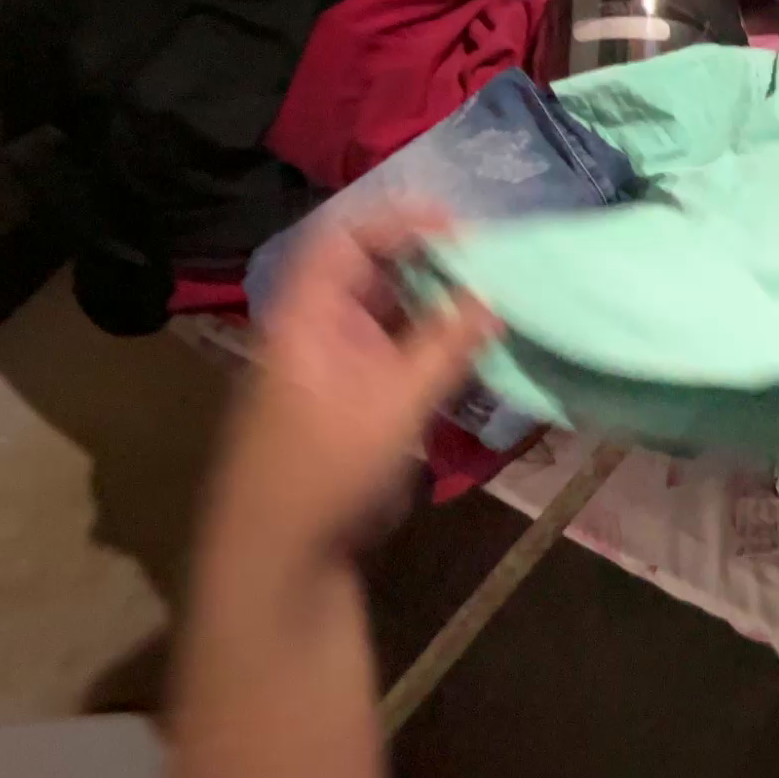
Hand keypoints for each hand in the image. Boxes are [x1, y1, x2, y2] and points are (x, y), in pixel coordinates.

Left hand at [217, 207, 500, 550]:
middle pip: (371, 270)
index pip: (344, 242)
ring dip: (439, 296)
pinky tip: (476, 337)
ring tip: (491, 290)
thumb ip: (447, 345)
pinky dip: (439, 333)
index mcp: (308, 319)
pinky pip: (404, 343)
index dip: (397, 222)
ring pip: (392, 307)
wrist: (284, 554)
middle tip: (487, 257)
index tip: (458, 226)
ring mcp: (341, 361)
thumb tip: (494, 297)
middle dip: (429, 257)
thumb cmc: (327, 472)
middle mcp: (321, 329)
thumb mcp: (395, 404)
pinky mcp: (363, 392)